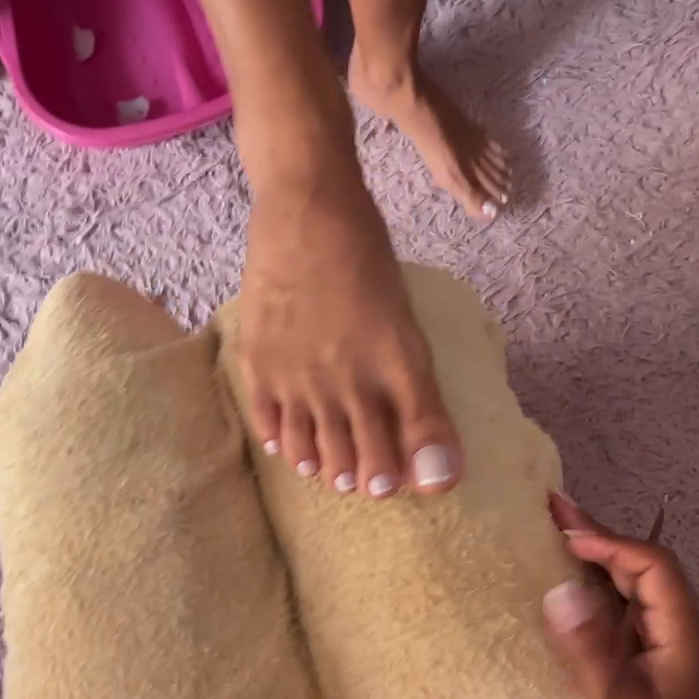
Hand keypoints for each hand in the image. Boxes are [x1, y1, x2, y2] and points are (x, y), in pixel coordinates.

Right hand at [233, 167, 462, 499]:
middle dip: (361, 476)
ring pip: (310, 444)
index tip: (397, 487)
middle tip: (362, 486)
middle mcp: (346, 380)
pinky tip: (286, 447)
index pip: (402, 444)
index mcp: (392, 368)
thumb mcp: (409, 328)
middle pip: (352, 452)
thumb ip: (421, 401)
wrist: (307, 212)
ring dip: (322, 463)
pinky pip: (267, 418)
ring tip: (328, 473)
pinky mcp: (260, 361)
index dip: (399, 473)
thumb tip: (438, 477)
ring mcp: (298, 374)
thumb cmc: (368, 262)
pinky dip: (280, 439)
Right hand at [542, 494, 698, 698]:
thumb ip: (587, 648)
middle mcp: (678, 620)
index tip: (565, 535)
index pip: (649, 565)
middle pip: (641, 563)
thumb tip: (558, 590)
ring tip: (556, 529)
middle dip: (598, 535)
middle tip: (553, 507)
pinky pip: (626, 603)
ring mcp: (667, 633)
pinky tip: (572, 577)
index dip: (609, 543)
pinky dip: (598, 583)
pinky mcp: (655, 647)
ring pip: (633, 580)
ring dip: (597, 554)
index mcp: (679, 628)